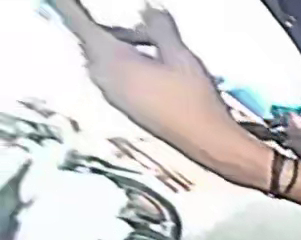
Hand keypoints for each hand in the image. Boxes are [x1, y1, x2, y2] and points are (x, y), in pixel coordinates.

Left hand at [50, 1, 267, 185]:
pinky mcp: (130, 112)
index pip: (73, 15)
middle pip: (95, 41)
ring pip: (110, 64)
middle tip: (151, 39)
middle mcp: (101, 74)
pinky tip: (168, 88)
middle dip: (120, 36)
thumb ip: (161, 28)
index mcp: (105, 55)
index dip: (70, 3)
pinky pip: (123, 85)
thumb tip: (153, 10)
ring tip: (166, 68)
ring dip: (131, 59)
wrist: (218, 148)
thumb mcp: (183, 58)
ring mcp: (114, 95)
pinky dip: (138, 80)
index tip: (66, 0)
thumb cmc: (200, 107)